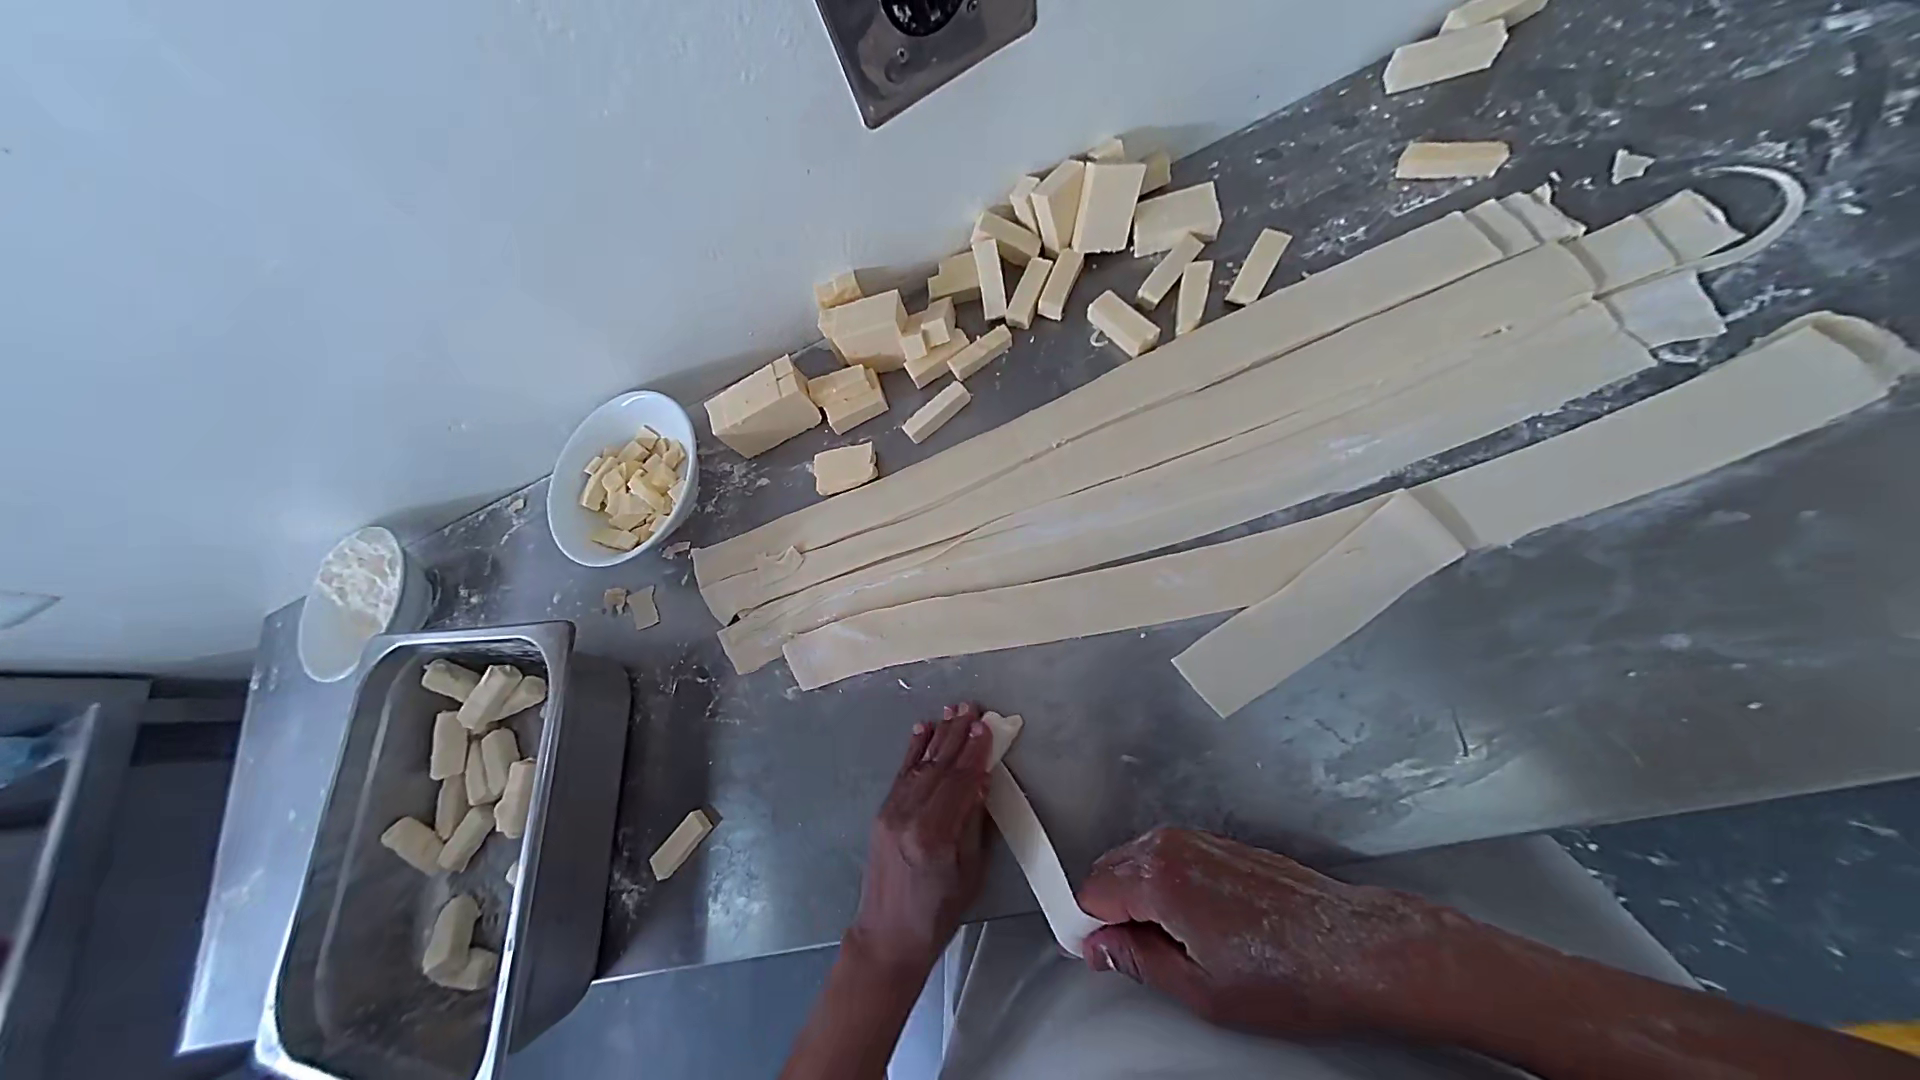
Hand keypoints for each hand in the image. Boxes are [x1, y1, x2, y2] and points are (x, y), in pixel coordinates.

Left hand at [847, 704, 992, 971]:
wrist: (888, 934)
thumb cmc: (938, 911)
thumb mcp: (970, 871)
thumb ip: (974, 822)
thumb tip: (982, 779)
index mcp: (934, 835)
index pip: (960, 782)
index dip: (975, 752)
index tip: (987, 726)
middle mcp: (909, 816)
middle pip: (939, 766)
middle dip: (958, 734)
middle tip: (973, 706)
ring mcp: (891, 812)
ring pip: (921, 764)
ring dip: (939, 735)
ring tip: (954, 710)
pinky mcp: (882, 812)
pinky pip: (901, 774)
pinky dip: (914, 749)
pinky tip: (924, 729)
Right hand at [1077, 827, 1490, 1038]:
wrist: (1355, 949)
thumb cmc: (1287, 975)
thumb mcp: (1201, 991)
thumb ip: (1137, 961)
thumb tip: (1101, 947)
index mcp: (1158, 878)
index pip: (1089, 892)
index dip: (1087, 926)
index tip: (1098, 951)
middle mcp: (1170, 845)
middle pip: (1108, 870)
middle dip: (1110, 909)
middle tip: (1139, 955)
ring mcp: (1194, 838)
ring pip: (1135, 861)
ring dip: (1137, 896)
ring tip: (1177, 941)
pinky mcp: (1216, 841)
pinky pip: (1165, 856)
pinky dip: (1163, 883)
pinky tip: (1199, 921)